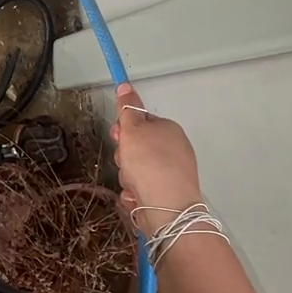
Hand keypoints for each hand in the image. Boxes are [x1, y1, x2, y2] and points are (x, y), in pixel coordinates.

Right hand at [109, 83, 205, 232]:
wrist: (167, 206)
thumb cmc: (148, 162)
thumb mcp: (132, 129)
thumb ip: (127, 108)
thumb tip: (125, 85)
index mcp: (169, 130)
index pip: (141, 122)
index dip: (125, 128)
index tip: (117, 135)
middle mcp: (174, 150)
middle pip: (138, 146)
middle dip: (125, 155)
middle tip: (124, 160)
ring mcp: (172, 173)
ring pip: (137, 169)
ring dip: (128, 175)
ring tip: (132, 182)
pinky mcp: (168, 194)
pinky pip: (142, 188)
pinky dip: (136, 192)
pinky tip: (136, 197)